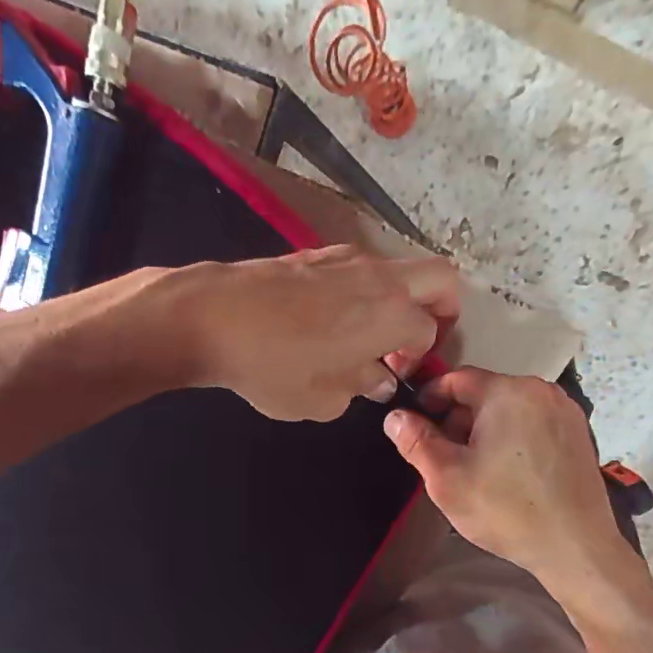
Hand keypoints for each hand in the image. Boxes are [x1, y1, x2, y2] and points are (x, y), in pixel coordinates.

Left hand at [182, 246, 459, 421]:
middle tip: (409, 341)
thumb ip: (361, 387)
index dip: (419, 358)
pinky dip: (361, 289)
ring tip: (360, 335)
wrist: (214, 316)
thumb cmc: (275, 366)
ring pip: (397, 269)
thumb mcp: (324, 399)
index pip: (429, 330)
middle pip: (439, 278)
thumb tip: (378, 377)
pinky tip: (325, 318)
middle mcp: (379, 277)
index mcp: (393, 313)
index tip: (391, 375)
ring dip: (396, 299)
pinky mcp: (315, 253)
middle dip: (439, 310)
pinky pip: (358, 268)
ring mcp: (347, 258)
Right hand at [382, 367, 648, 590]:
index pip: (456, 378)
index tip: (414, 424)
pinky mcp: (579, 435)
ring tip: (473, 468)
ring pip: (508, 409)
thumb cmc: (505, 509)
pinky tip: (505, 473)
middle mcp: (541, 391)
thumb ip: (415, 440)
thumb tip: (395, 416)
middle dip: (457, 419)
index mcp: (508, 392)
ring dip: (483, 430)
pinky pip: (532, 424)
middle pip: (484, 393)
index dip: (429, 398)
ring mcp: (565, 412)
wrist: (575, 548)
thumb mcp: (446, 476)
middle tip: (441, 455)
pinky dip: (511, 438)